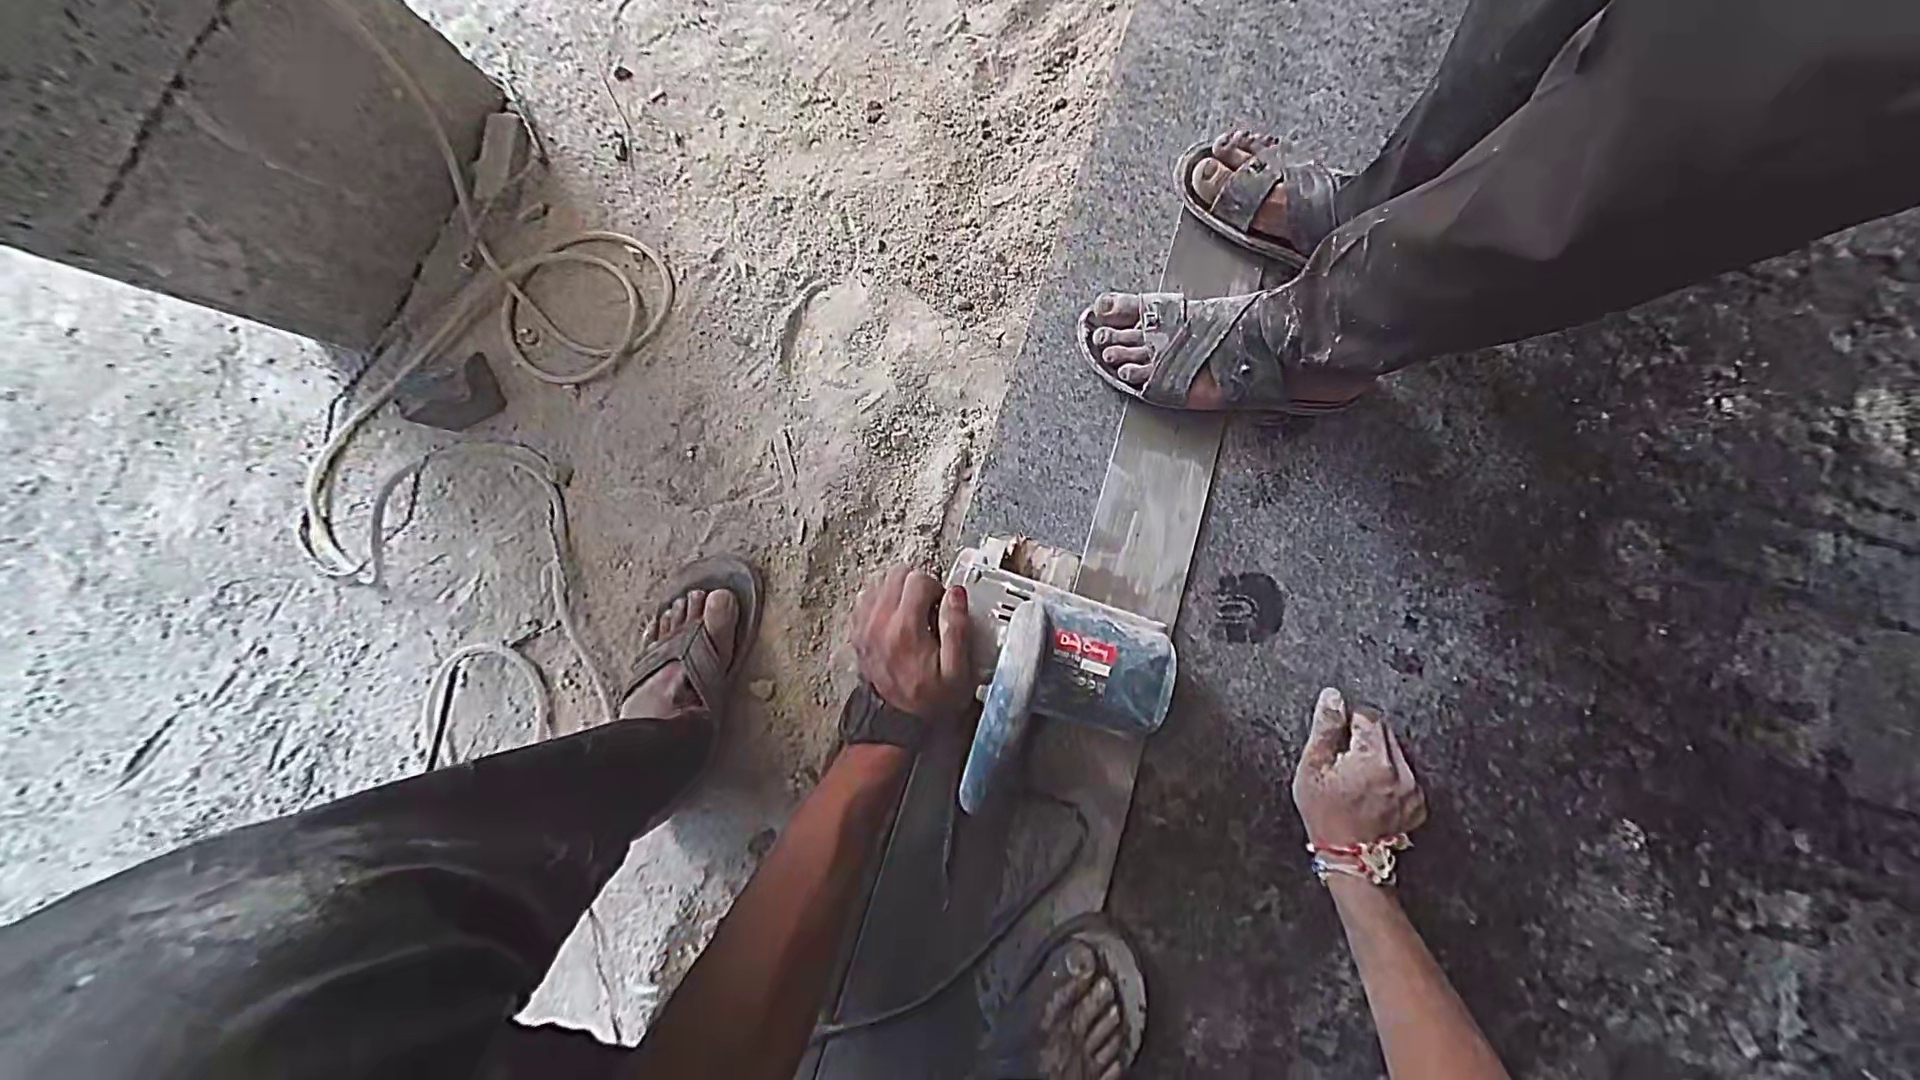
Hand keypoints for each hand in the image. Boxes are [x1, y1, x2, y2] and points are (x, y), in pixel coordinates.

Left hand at [850, 565, 973, 721]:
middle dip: (918, 586)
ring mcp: (864, 627)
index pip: (918, 580)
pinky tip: (897, 620)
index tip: (942, 610)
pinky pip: (868, 599)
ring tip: (914, 617)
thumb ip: (958, 628)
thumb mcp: (958, 671)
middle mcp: (879, 623)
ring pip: (882, 583)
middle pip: (897, 574)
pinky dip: (884, 603)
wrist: (900, 721)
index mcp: (905, 629)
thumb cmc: (932, 699)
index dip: (937, 590)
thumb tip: (955, 594)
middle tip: (930, 610)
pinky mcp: (858, 632)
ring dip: (900, 593)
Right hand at [1292, 687, 1426, 848]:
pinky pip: (1404, 774)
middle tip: (1341, 758)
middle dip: (1363, 736)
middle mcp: (1401, 772)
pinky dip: (1388, 774)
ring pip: (1395, 752)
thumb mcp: (1312, 766)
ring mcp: (1413, 790)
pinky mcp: (1418, 803)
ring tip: (1354, 775)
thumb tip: (1332, 696)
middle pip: (1384, 732)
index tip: (1336, 735)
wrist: (1348, 856)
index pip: (1368, 716)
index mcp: (1374, 759)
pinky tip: (1369, 789)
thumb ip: (1324, 728)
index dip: (1347, 720)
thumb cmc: (1324, 811)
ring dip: (1376, 755)